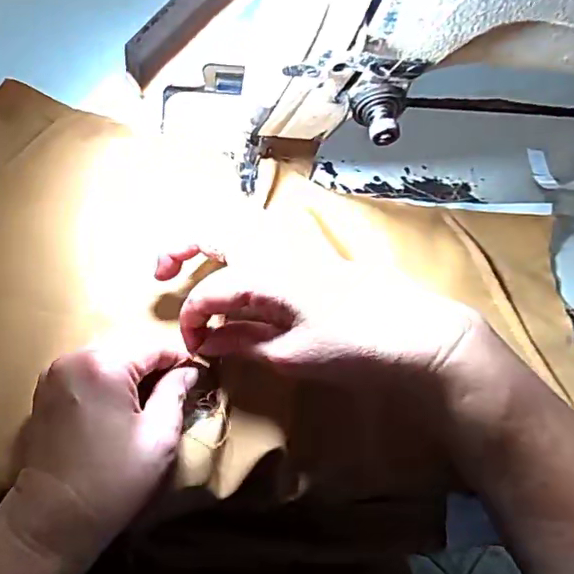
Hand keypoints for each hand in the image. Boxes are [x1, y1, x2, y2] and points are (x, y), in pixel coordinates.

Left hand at [0, 334, 199, 573]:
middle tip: (176, 391)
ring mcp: (53, 373)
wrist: (51, 518)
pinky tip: (116, 409)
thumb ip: (175, 393)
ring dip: (127, 374)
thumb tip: (189, 370)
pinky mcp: (42, 391)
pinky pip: (82, 374)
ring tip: (148, 402)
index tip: (199, 375)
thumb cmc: (113, 481)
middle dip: (152, 366)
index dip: (179, 359)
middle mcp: (73, 358)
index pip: (152, 347)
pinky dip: (103, 383)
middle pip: (125, 350)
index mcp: (103, 365)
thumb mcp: (158, 437)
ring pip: (103, 360)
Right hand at [154, 243, 487, 388]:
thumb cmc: (351, 345)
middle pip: (206, 229)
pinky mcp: (305, 243)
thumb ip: (240, 343)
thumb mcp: (288, 355)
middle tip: (162, 273)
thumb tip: (206, 343)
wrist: (412, 329)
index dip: (190, 321)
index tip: (192, 345)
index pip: (205, 294)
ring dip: (204, 234)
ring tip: (191, 258)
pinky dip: (231, 233)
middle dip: (176, 247)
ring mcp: (288, 239)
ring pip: (231, 218)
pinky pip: (254, 225)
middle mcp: (267, 246)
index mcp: (258, 276)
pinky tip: (234, 257)